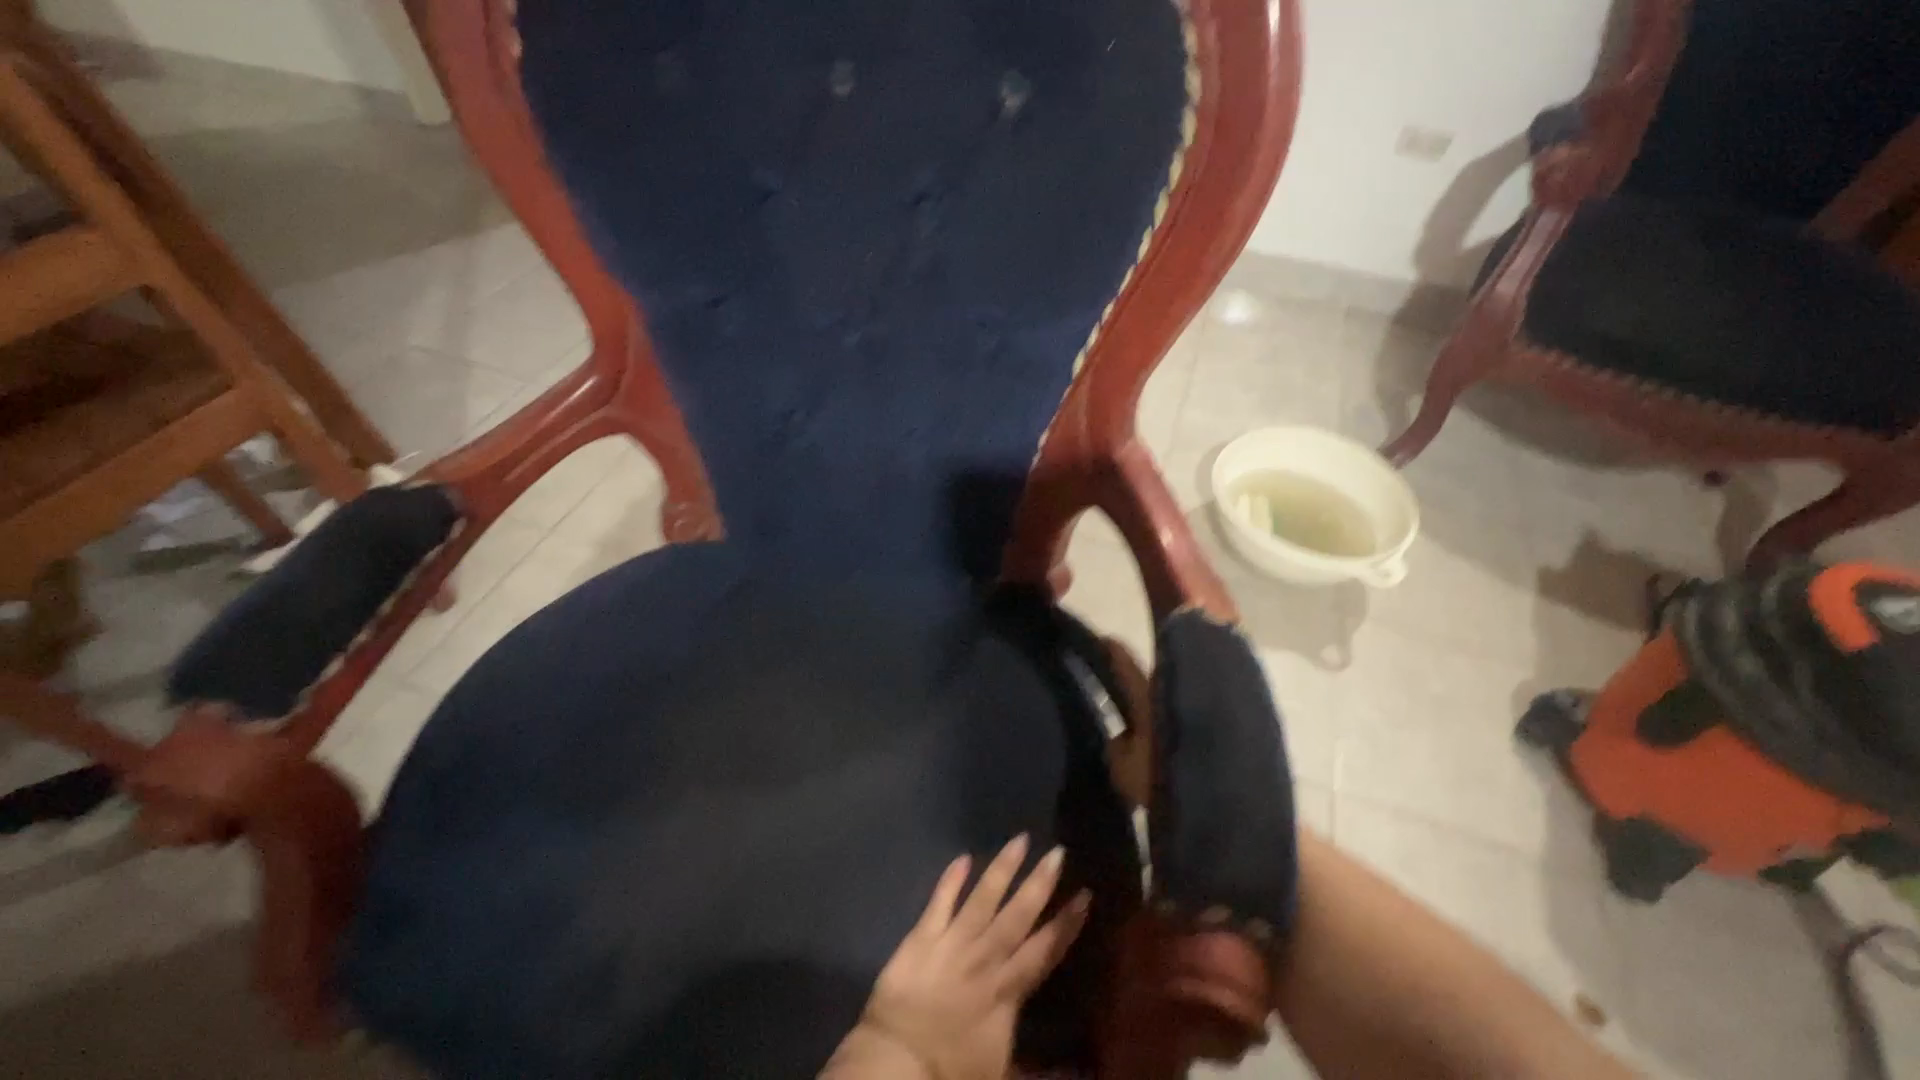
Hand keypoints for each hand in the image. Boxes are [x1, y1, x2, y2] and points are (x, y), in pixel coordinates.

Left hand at [863, 835, 1090, 1079]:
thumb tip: (1076, 1069)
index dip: (1066, 924)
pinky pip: (938, 903)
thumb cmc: (951, 1071)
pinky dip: (950, 880)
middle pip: (1017, 916)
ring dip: (1002, 869)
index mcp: (1007, 991)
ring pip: (982, 899)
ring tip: (1019, 840)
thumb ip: (1037, 1064)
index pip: (1044, 951)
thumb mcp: (1002, 1069)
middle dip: (1039, 884)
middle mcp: (985, 960)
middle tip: (1057, 852)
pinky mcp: (920, 938)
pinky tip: (962, 857)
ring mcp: (952, 944)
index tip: (1084, 895)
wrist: (896, 1064)